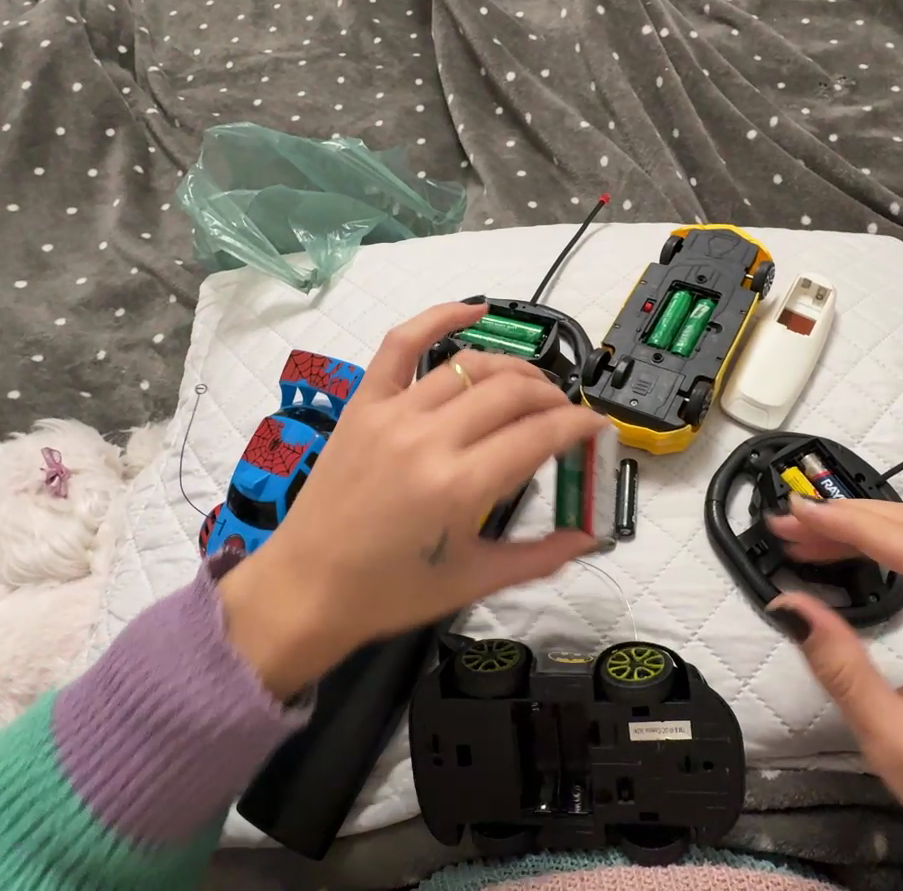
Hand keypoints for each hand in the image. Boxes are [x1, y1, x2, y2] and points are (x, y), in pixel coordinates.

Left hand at [220, 302, 607, 696]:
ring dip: (515, 370)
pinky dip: (439, 317)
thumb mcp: (474, 581)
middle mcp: (431, 438)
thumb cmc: (391, 592)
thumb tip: (591, 536)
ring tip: (533, 387)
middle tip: (566, 417)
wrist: (305, 590)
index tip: (597, 429)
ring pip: (472, 366)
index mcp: (461, 486)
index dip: (581, 425)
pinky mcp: (363, 403)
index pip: (541, 434)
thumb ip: (540, 557)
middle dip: (554, 398)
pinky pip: (401, 343)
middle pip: (513, 392)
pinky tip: (474, 310)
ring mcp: (393, 413)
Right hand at [766, 500, 902, 890]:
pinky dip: (881, 540)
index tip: (801, 517)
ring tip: (803, 534)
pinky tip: (842, 547)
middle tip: (789, 524)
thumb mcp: (889, 742)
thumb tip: (787, 602)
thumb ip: (840, 667)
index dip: (860, 525)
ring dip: (864, 523)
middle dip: (853, 516)